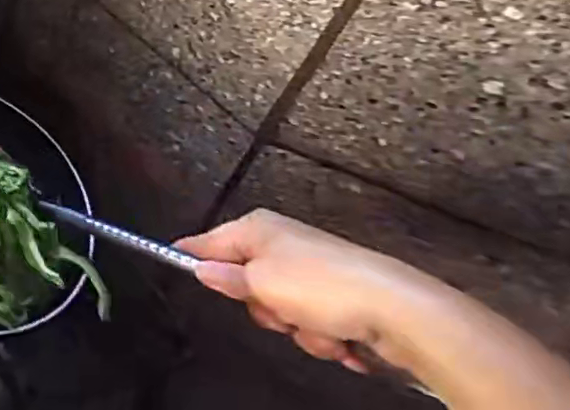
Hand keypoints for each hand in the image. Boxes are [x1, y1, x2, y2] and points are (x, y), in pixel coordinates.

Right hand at [174, 209, 569, 409]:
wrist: (400, 310)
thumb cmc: (319, 287)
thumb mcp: (263, 284)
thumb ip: (228, 279)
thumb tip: (199, 268)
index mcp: (258, 228)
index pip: (210, 241)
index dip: (191, 253)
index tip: (169, 256)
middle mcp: (283, 243)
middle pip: (248, 281)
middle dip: (264, 308)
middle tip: (280, 315)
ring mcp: (314, 270)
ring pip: (285, 310)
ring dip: (300, 330)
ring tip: (324, 333)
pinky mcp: (343, 298)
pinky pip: (317, 323)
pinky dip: (328, 338)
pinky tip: (345, 342)